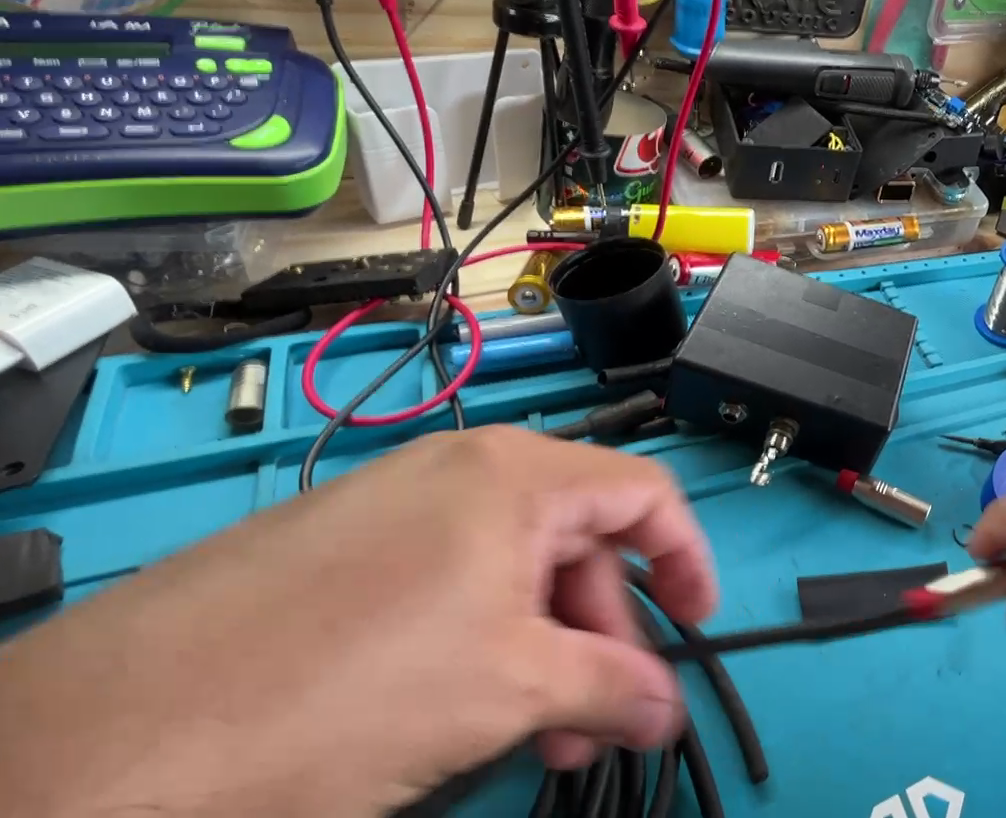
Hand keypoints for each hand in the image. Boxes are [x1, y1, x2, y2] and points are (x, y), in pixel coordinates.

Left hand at [0, 426, 715, 817]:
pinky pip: (449, 581)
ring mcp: (395, 505)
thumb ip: (614, 688)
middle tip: (603, 717)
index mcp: (518, 475)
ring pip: (512, 568)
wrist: (99, 744)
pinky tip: (461, 707)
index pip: (645, 494)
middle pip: (578, 540)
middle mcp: (462, 470)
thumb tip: (672, 712)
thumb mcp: (511, 689)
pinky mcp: (339, 547)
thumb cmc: (349, 690)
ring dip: (544, 647)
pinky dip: (482, 640)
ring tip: (537, 732)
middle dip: (604, 632)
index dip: (686, 558)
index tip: (697, 623)